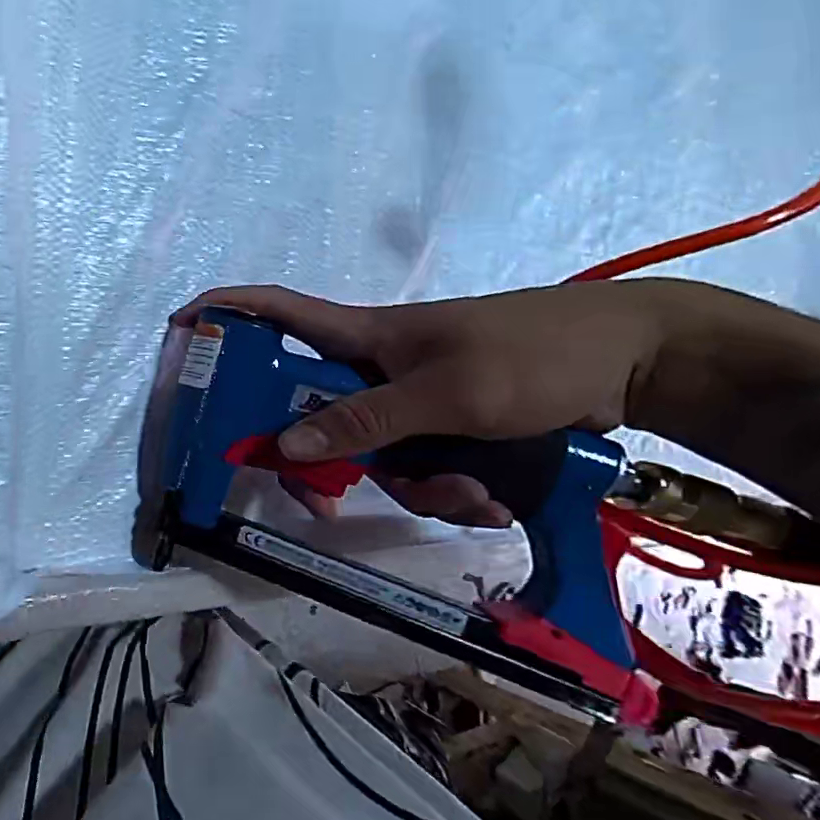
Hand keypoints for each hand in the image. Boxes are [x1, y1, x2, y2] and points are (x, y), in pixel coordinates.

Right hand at [171, 281, 675, 525]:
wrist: (633, 362)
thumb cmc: (534, 353)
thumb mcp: (447, 392)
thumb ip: (365, 419)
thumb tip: (287, 446)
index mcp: (364, 338)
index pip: (279, 312)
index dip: (228, 312)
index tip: (186, 328)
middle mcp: (374, 371)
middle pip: (312, 417)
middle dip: (327, 467)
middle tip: (324, 507)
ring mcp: (408, 403)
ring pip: (372, 457)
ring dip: (417, 488)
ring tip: (473, 496)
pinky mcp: (443, 429)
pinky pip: (418, 470)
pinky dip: (450, 492)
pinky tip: (491, 498)